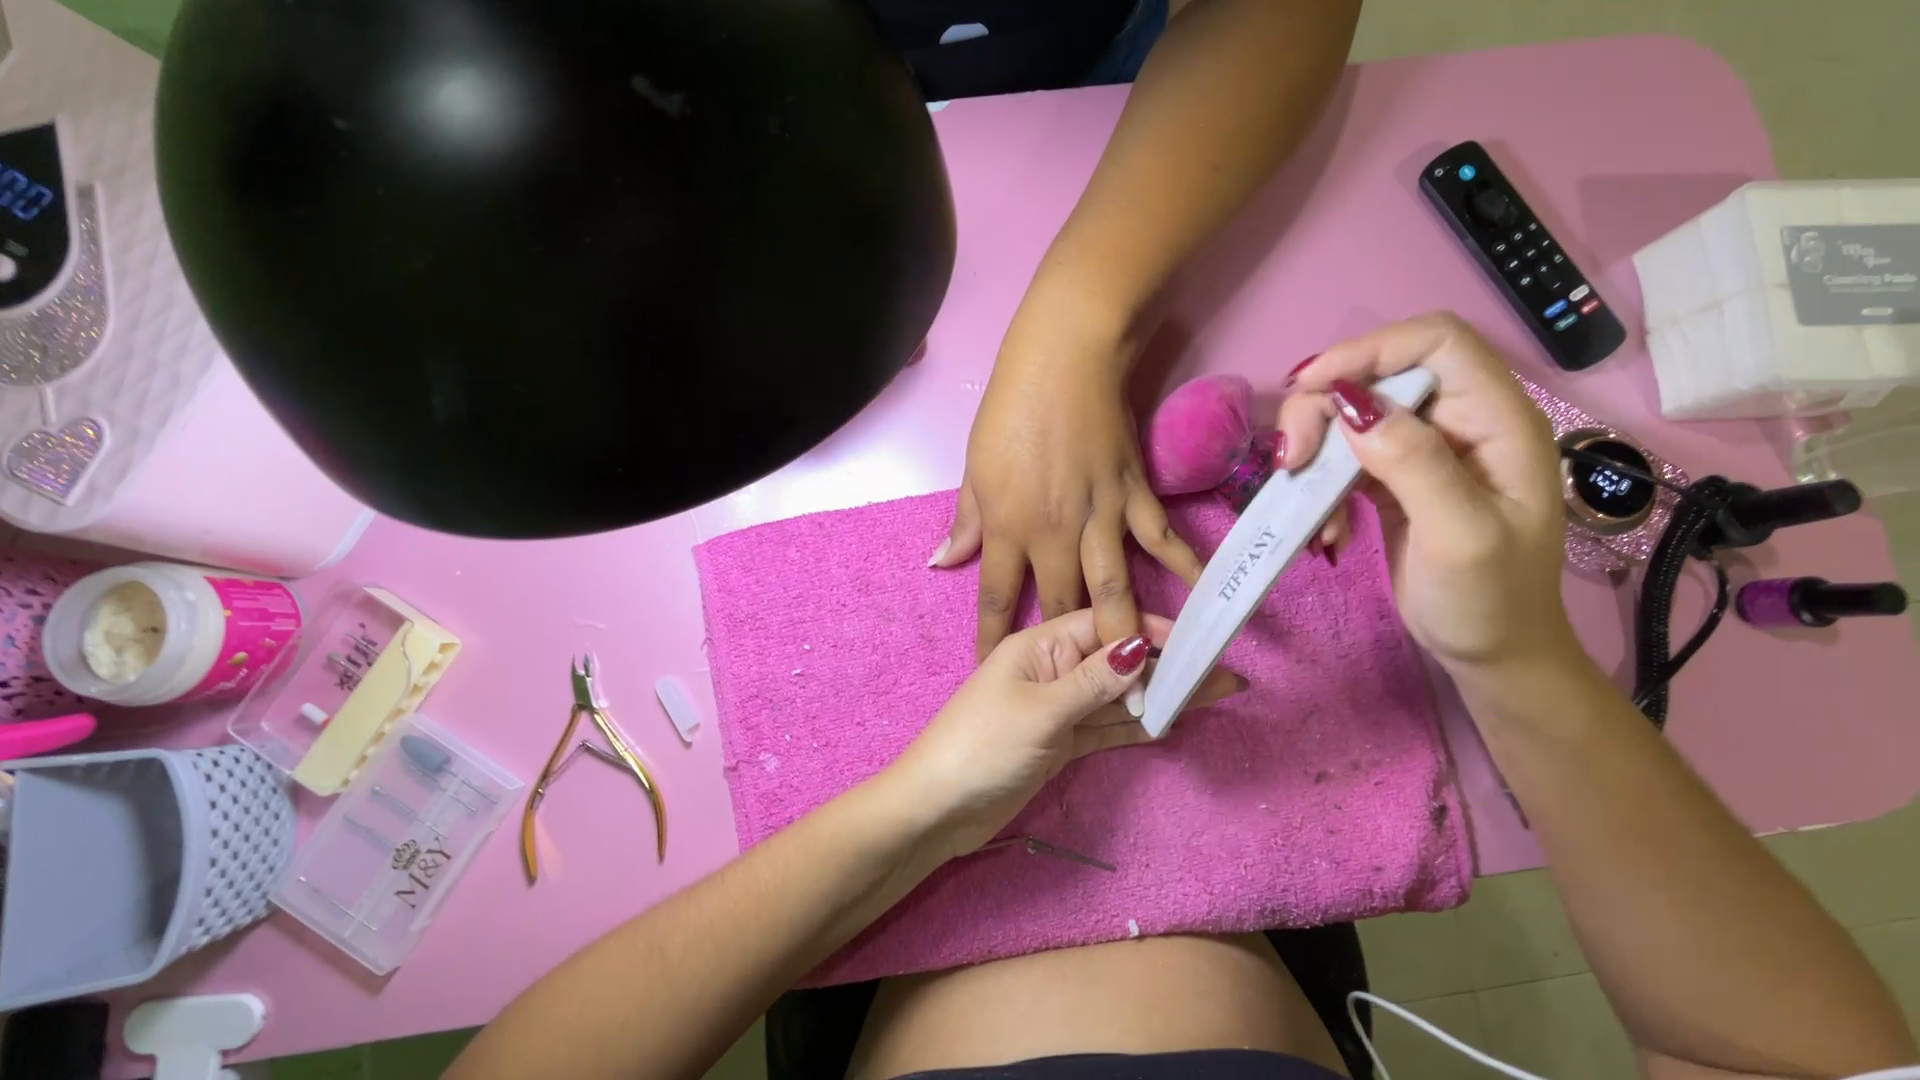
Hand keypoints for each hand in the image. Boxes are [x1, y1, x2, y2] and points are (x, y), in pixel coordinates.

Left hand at [890, 610, 1242, 859]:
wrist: (936, 807)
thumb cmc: (981, 747)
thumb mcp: (1040, 710)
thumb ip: (1093, 683)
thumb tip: (1140, 647)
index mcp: (1041, 645)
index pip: (1105, 625)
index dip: (1151, 630)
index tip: (1199, 640)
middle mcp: (1054, 668)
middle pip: (1119, 660)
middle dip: (1168, 664)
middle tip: (1225, 672)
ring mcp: (1060, 707)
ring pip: (1120, 696)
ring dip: (1162, 696)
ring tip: (1217, 693)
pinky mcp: (1062, 742)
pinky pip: (1109, 726)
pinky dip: (1139, 724)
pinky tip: (1174, 720)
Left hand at [936, 316, 1203, 658]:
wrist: (1062, 360)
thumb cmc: (1009, 412)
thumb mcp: (974, 468)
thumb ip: (966, 522)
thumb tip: (942, 563)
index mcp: (1007, 526)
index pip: (995, 596)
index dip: (990, 637)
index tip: (989, 672)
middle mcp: (1053, 533)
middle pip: (1060, 606)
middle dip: (1068, 656)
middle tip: (1084, 698)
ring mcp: (1099, 517)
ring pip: (1114, 587)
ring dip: (1127, 635)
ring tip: (1145, 678)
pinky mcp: (1135, 496)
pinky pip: (1161, 541)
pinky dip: (1183, 570)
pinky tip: (1202, 601)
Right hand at [1276, 313, 1575, 674]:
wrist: (1492, 654)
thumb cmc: (1491, 598)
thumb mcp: (1460, 534)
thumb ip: (1413, 463)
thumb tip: (1351, 405)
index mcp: (1497, 420)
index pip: (1436, 341)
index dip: (1371, 349)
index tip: (1312, 387)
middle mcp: (1461, 421)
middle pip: (1379, 375)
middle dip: (1324, 409)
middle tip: (1290, 461)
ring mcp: (1425, 450)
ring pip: (1352, 414)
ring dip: (1316, 451)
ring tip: (1303, 502)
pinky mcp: (1394, 477)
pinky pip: (1344, 457)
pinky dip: (1321, 486)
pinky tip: (1327, 530)